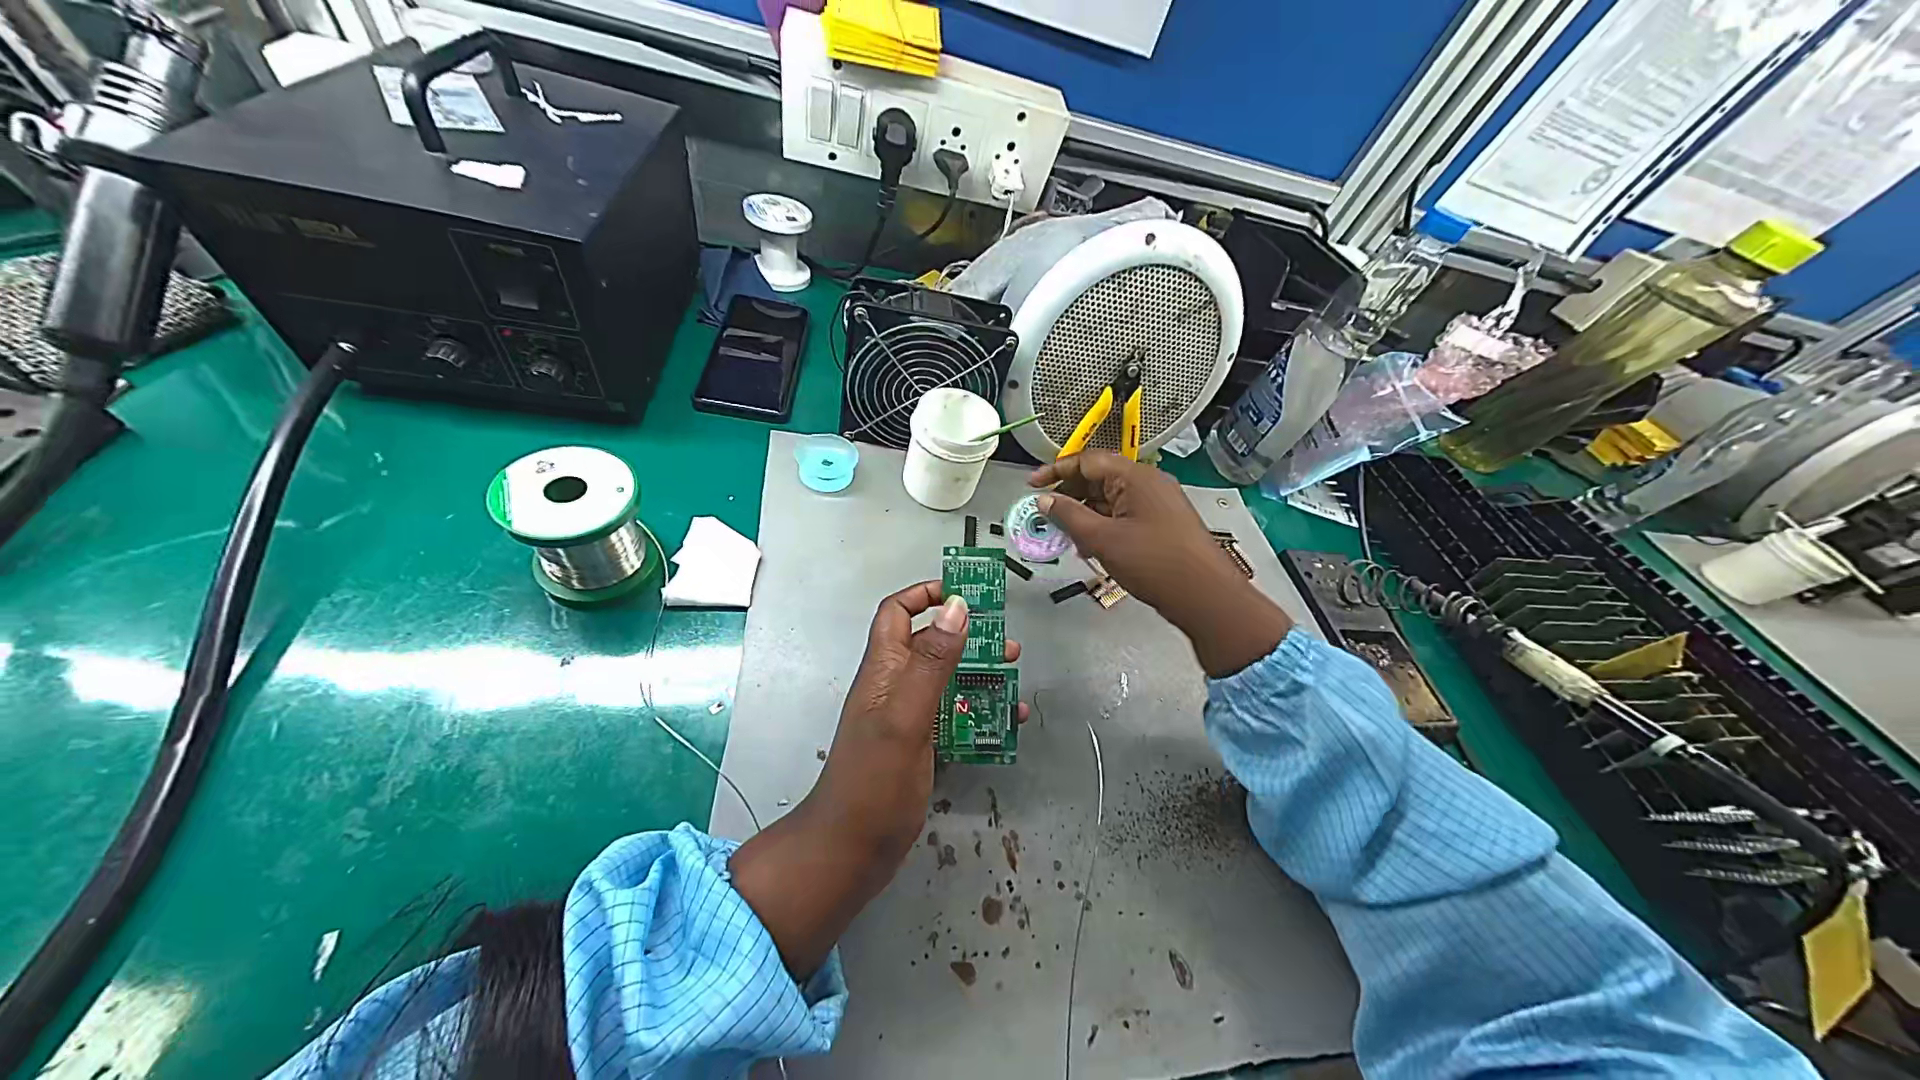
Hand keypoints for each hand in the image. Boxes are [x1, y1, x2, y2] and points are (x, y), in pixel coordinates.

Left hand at [730, 581, 1022, 978]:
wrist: (852, 850)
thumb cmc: (873, 782)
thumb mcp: (905, 716)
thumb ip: (931, 662)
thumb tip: (956, 607)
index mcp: (883, 670)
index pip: (896, 613)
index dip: (924, 596)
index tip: (965, 596)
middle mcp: (894, 687)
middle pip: (930, 644)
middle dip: (967, 637)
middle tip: (1007, 644)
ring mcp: (908, 718)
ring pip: (947, 680)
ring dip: (980, 673)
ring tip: (1015, 677)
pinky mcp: (922, 746)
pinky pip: (955, 716)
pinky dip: (980, 711)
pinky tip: (1008, 721)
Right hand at [1029, 452, 1290, 676]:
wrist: (1204, 595)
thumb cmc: (1154, 562)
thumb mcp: (1102, 539)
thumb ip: (1069, 516)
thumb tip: (1045, 500)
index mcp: (1135, 476)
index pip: (1087, 460)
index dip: (1056, 471)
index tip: (1032, 485)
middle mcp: (1148, 482)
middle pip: (1099, 477)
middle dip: (1070, 495)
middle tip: (1047, 514)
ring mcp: (1158, 502)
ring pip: (1111, 498)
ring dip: (1085, 514)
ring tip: (1068, 536)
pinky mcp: (1163, 523)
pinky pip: (1124, 514)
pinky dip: (1103, 525)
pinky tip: (1092, 547)